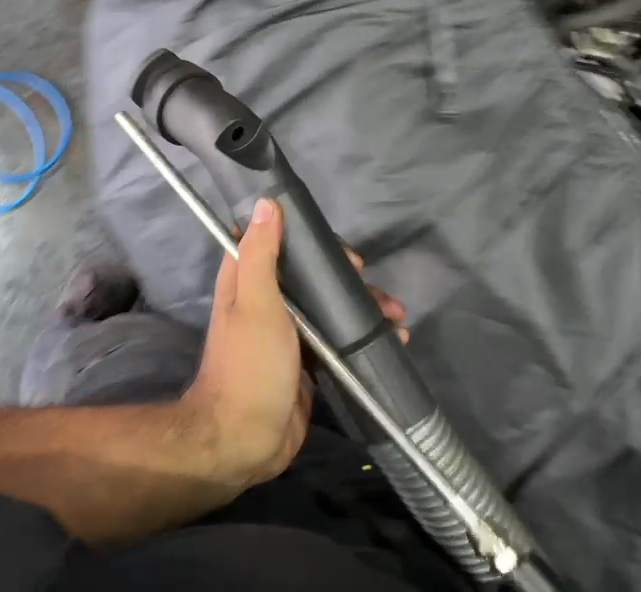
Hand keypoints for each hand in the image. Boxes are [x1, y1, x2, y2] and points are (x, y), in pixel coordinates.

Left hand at [179, 199, 409, 489]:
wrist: (244, 438)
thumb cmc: (249, 364)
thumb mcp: (255, 302)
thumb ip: (261, 254)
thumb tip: (266, 203)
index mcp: (245, 280)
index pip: (273, 241)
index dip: (304, 237)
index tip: (336, 247)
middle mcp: (265, 301)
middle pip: (309, 275)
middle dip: (343, 276)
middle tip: (366, 281)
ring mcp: (287, 334)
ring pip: (328, 307)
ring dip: (362, 306)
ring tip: (395, 316)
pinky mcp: (307, 363)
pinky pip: (339, 340)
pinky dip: (364, 336)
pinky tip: (394, 339)